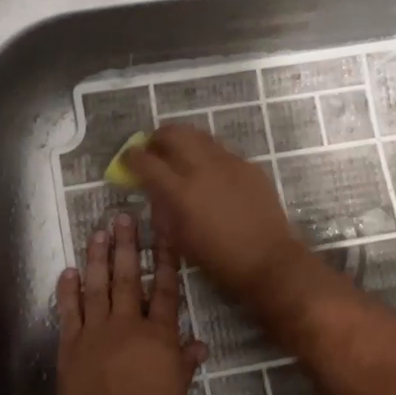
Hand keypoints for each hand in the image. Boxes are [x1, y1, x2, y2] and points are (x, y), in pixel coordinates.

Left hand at [55, 213, 207, 394]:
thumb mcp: (178, 394)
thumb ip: (184, 364)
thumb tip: (198, 344)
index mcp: (158, 336)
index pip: (164, 289)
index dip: (165, 258)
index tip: (163, 230)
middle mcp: (127, 325)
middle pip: (127, 278)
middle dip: (127, 245)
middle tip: (123, 217)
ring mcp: (95, 333)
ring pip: (97, 286)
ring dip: (98, 258)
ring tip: (98, 232)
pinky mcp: (70, 346)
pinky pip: (69, 311)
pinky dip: (68, 290)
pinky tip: (69, 271)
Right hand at [125, 126, 308, 303]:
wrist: (269, 260)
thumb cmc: (219, 259)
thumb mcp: (179, 240)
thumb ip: (163, 210)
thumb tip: (154, 191)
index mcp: (181, 191)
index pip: (147, 162)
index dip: (132, 157)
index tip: (127, 159)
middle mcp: (203, 168)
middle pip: (173, 134)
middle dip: (157, 138)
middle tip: (154, 150)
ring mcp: (229, 162)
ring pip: (199, 136)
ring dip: (183, 141)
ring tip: (180, 155)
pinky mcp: (248, 165)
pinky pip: (221, 151)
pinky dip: (208, 155)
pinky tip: (211, 173)